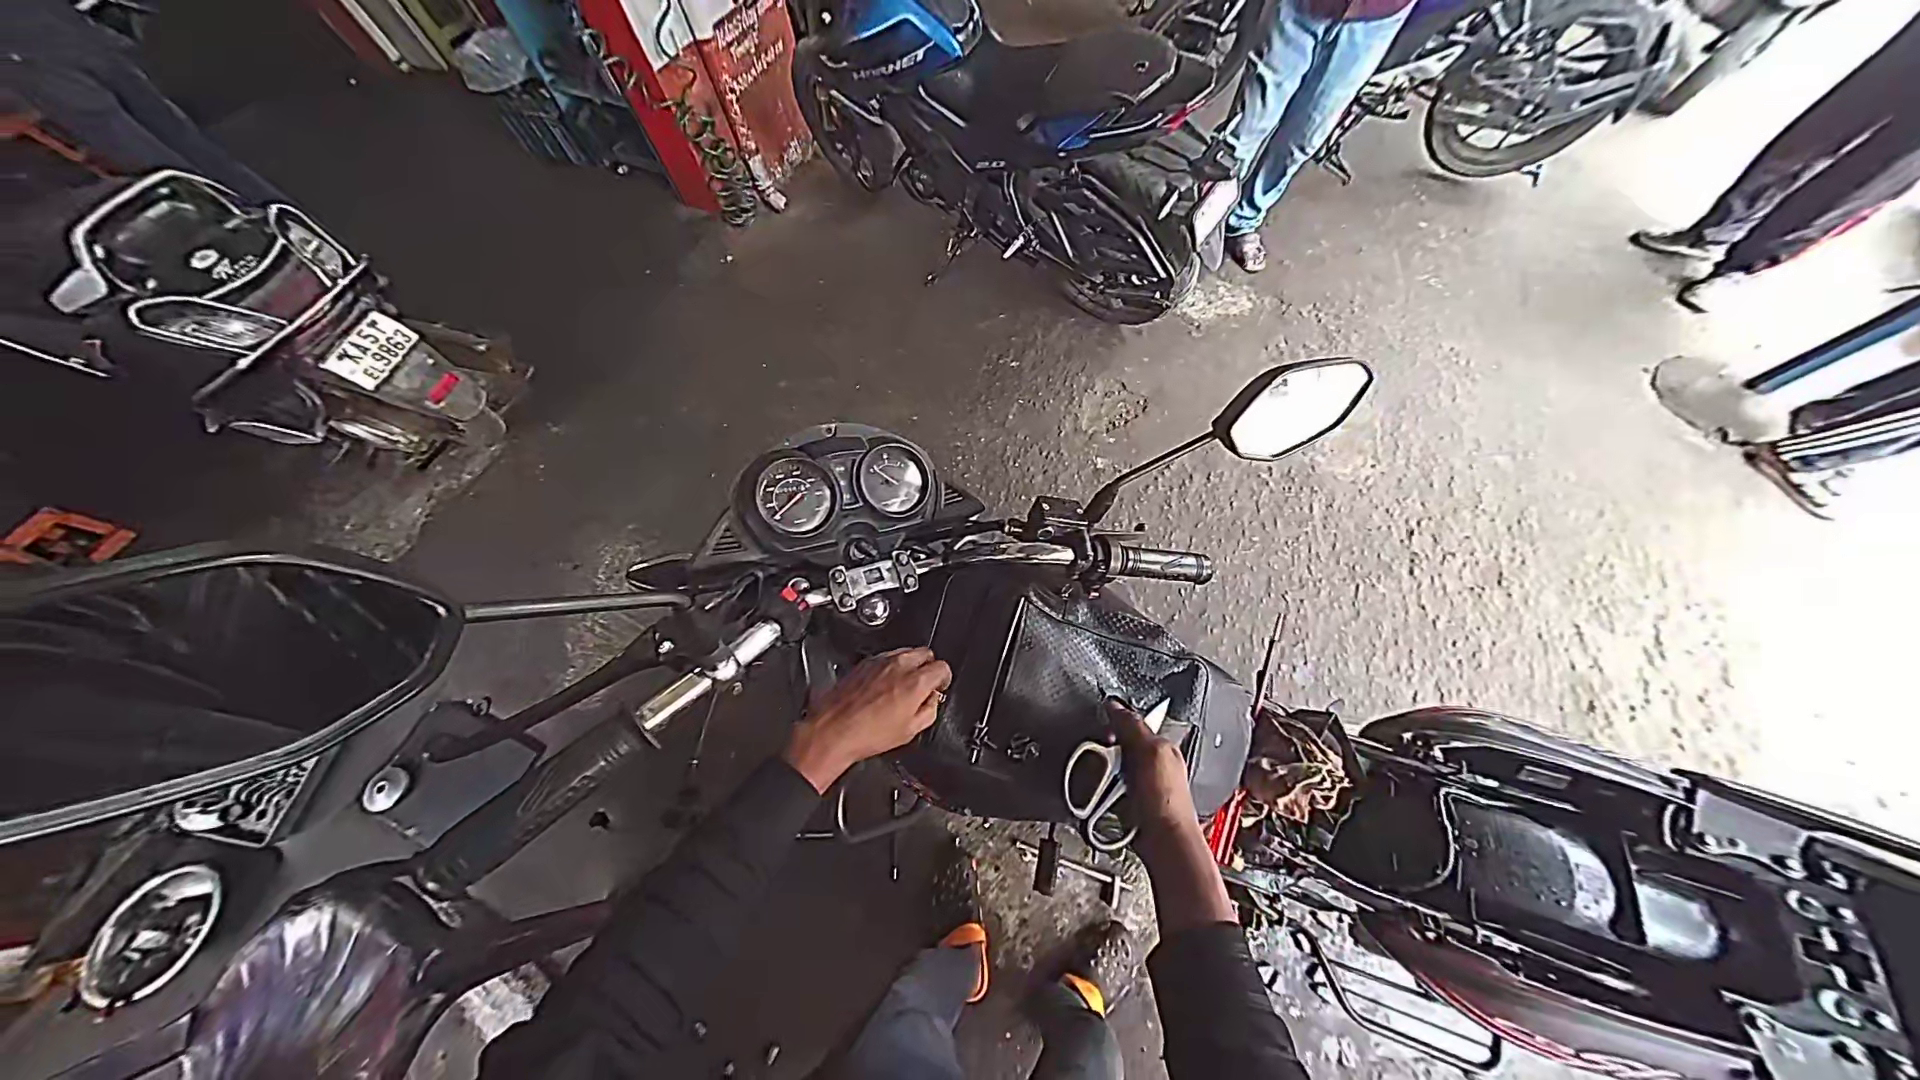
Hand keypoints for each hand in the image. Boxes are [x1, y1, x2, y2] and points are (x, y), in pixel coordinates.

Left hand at [784, 648, 951, 792]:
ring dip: (910, 665)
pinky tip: (884, 687)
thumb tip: (932, 701)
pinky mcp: (863, 664)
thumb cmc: (866, 734)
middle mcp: (898, 665)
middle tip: (925, 685)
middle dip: (929, 667)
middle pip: (926, 653)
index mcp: (915, 681)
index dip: (944, 679)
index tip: (940, 687)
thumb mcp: (910, 730)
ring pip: (905, 652)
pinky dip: (891, 667)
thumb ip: (930, 710)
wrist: (832, 731)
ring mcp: (879, 662)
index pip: (943, 667)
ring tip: (903, 687)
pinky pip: (885, 658)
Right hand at [1108, 699, 1237, 931]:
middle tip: (1104, 751)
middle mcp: (1156, 764)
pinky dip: (1103, 787)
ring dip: (1104, 767)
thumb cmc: (1166, 801)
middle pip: (1122, 743)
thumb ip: (1133, 726)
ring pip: (1114, 764)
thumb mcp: (1149, 752)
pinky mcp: (1131, 802)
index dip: (1118, 720)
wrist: (1164, 842)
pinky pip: (1109, 786)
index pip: (1135, 722)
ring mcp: (1143, 785)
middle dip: (1109, 746)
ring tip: (1104, 774)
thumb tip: (1115, 705)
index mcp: (1165, 747)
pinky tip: (1104, 791)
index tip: (1104, 723)